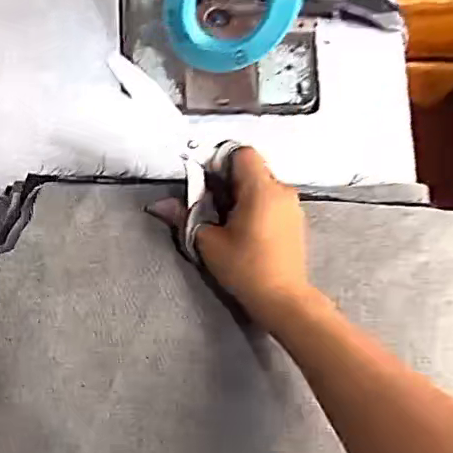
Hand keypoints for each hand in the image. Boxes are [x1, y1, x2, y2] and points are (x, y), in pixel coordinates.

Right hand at [149, 146, 318, 322]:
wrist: (282, 298)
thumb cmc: (245, 269)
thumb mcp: (208, 243)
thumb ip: (185, 217)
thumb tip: (157, 205)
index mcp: (260, 189)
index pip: (241, 153)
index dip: (218, 161)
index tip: (202, 183)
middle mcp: (281, 189)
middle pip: (251, 168)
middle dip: (227, 181)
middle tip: (208, 205)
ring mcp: (292, 205)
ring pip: (261, 185)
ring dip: (240, 195)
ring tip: (225, 221)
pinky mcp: (295, 221)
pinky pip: (271, 201)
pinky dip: (255, 207)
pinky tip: (244, 231)